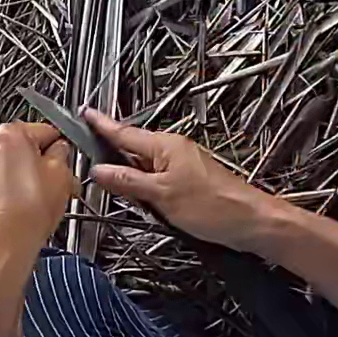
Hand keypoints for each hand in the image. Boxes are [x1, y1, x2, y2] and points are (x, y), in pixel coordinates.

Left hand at [0, 122, 76, 270]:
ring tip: (50, 198)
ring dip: (36, 177)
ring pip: (19, 165)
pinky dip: (21, 189)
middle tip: (64, 182)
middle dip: (49, 163)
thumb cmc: (26, 211)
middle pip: (30, 147)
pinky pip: (7, 180)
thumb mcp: (61, 174)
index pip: (46, 129)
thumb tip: (61, 149)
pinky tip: (34, 206)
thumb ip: (63, 153)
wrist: (5, 245)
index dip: (63, 147)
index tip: (69, 160)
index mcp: (10, 133)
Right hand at [82, 108, 291, 252]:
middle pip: (132, 153)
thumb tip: (100, 171)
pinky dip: (152, 194)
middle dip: (118, 169)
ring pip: (145, 171)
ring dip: (137, 186)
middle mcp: (173, 150)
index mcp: (165, 145)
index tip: (86, 114)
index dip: (102, 124)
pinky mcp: (188, 182)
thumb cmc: (216, 206)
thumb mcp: (161, 195)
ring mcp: (182, 165)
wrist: (252, 223)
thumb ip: (127, 182)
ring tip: (145, 206)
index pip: (124, 132)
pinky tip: (158, 210)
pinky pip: (158, 182)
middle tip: (107, 183)